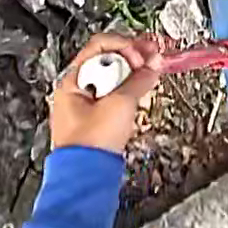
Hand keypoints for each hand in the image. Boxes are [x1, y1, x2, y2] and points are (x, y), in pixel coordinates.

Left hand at [50, 33, 163, 153]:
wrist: (87, 182)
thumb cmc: (92, 145)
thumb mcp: (120, 105)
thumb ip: (138, 80)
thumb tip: (152, 65)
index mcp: (73, 79)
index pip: (100, 46)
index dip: (124, 46)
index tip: (142, 56)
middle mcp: (77, 87)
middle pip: (107, 58)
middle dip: (132, 55)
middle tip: (153, 55)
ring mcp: (86, 103)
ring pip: (112, 76)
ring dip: (133, 70)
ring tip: (152, 69)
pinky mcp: (96, 118)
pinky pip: (113, 92)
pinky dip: (128, 87)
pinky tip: (142, 86)